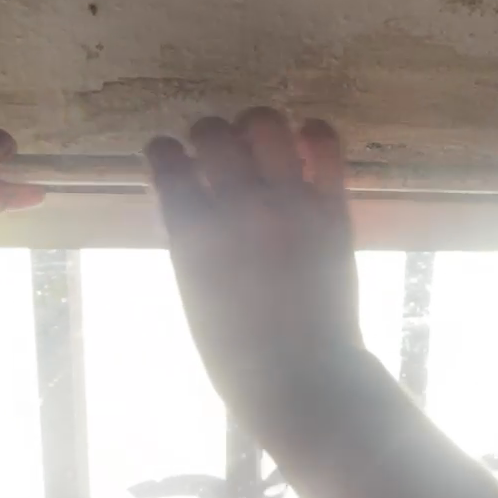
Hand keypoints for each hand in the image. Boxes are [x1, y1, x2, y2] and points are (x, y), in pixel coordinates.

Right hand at [146, 109, 359, 430]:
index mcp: (191, 232)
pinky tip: (307, 138)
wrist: (300, 372)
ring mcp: (289, 203)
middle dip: (209, 132)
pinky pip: (326, 146)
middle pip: (213, 132)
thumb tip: (193, 194)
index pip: (165, 160)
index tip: (171, 154)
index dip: (164, 151)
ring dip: (258, 125)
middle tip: (220, 147)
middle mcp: (238, 207)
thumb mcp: (193, 288)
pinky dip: (315, 132)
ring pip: (267, 125)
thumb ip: (193, 237)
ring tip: (262, 139)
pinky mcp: (332, 207)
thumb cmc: (236, 347)